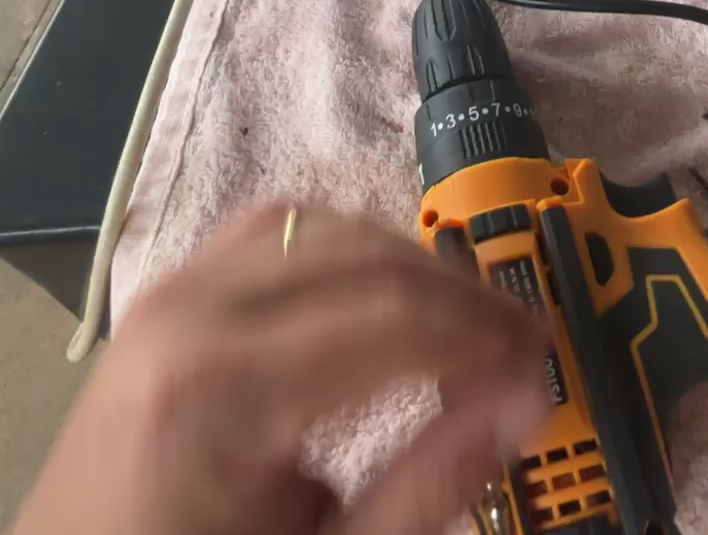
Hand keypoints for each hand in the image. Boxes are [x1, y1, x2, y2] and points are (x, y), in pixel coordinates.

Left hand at [12, 204, 551, 534]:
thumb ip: (426, 484)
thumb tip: (518, 402)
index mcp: (217, 387)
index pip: (391, 317)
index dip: (481, 330)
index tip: (536, 356)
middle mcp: (189, 310)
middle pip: (364, 256)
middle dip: (457, 294)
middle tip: (514, 338)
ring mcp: (172, 289)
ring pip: (325, 224)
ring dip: (404, 260)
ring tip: (456, 314)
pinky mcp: (171, 291)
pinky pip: (276, 228)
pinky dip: (343, 243)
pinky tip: (374, 281)